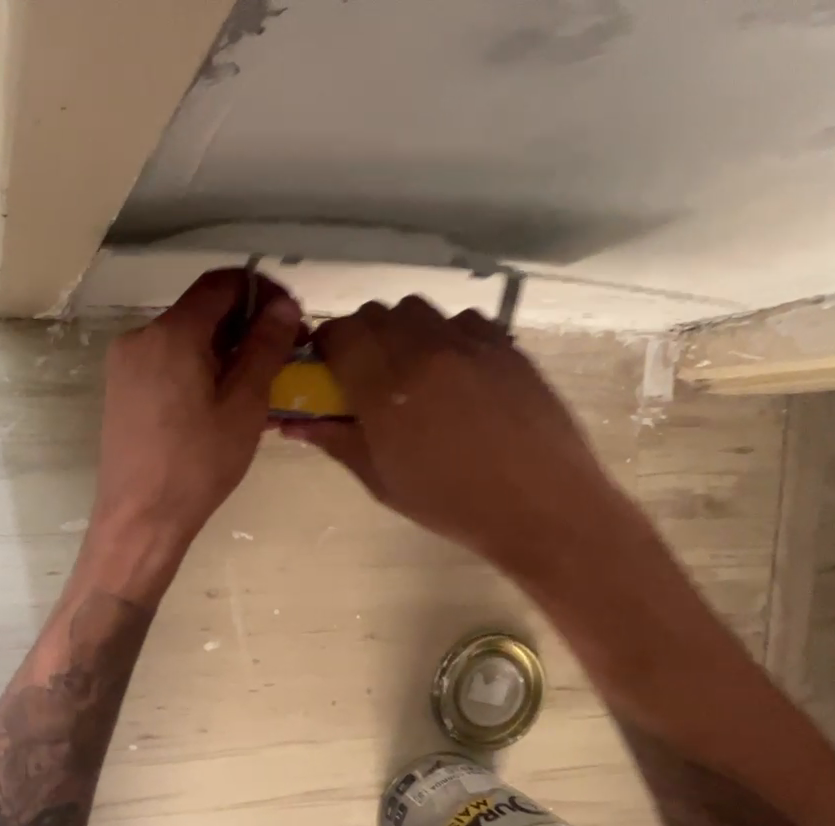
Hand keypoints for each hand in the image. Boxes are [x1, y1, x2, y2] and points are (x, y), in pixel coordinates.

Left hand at [89, 268, 303, 549]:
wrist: (139, 519)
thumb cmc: (197, 465)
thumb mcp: (244, 405)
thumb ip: (265, 347)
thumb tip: (283, 304)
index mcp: (170, 333)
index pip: (222, 284)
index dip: (263, 293)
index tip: (292, 321)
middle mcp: (140, 337)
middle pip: (202, 311)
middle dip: (246, 325)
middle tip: (285, 356)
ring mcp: (125, 365)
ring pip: (185, 339)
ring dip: (225, 350)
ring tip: (259, 386)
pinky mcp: (121, 390)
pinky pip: (168, 363)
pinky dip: (199, 369)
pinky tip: (223, 401)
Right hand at [283, 296, 636, 565]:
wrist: (541, 506)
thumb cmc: (450, 503)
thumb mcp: (380, 480)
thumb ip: (335, 439)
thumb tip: (293, 421)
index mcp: (385, 389)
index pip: (338, 334)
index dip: (325, 346)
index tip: (326, 369)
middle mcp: (424, 352)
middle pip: (375, 313)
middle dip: (359, 336)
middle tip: (364, 373)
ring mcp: (469, 343)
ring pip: (417, 310)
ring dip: (401, 330)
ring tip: (410, 370)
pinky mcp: (505, 345)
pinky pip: (462, 319)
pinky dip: (445, 334)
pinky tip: (453, 371)